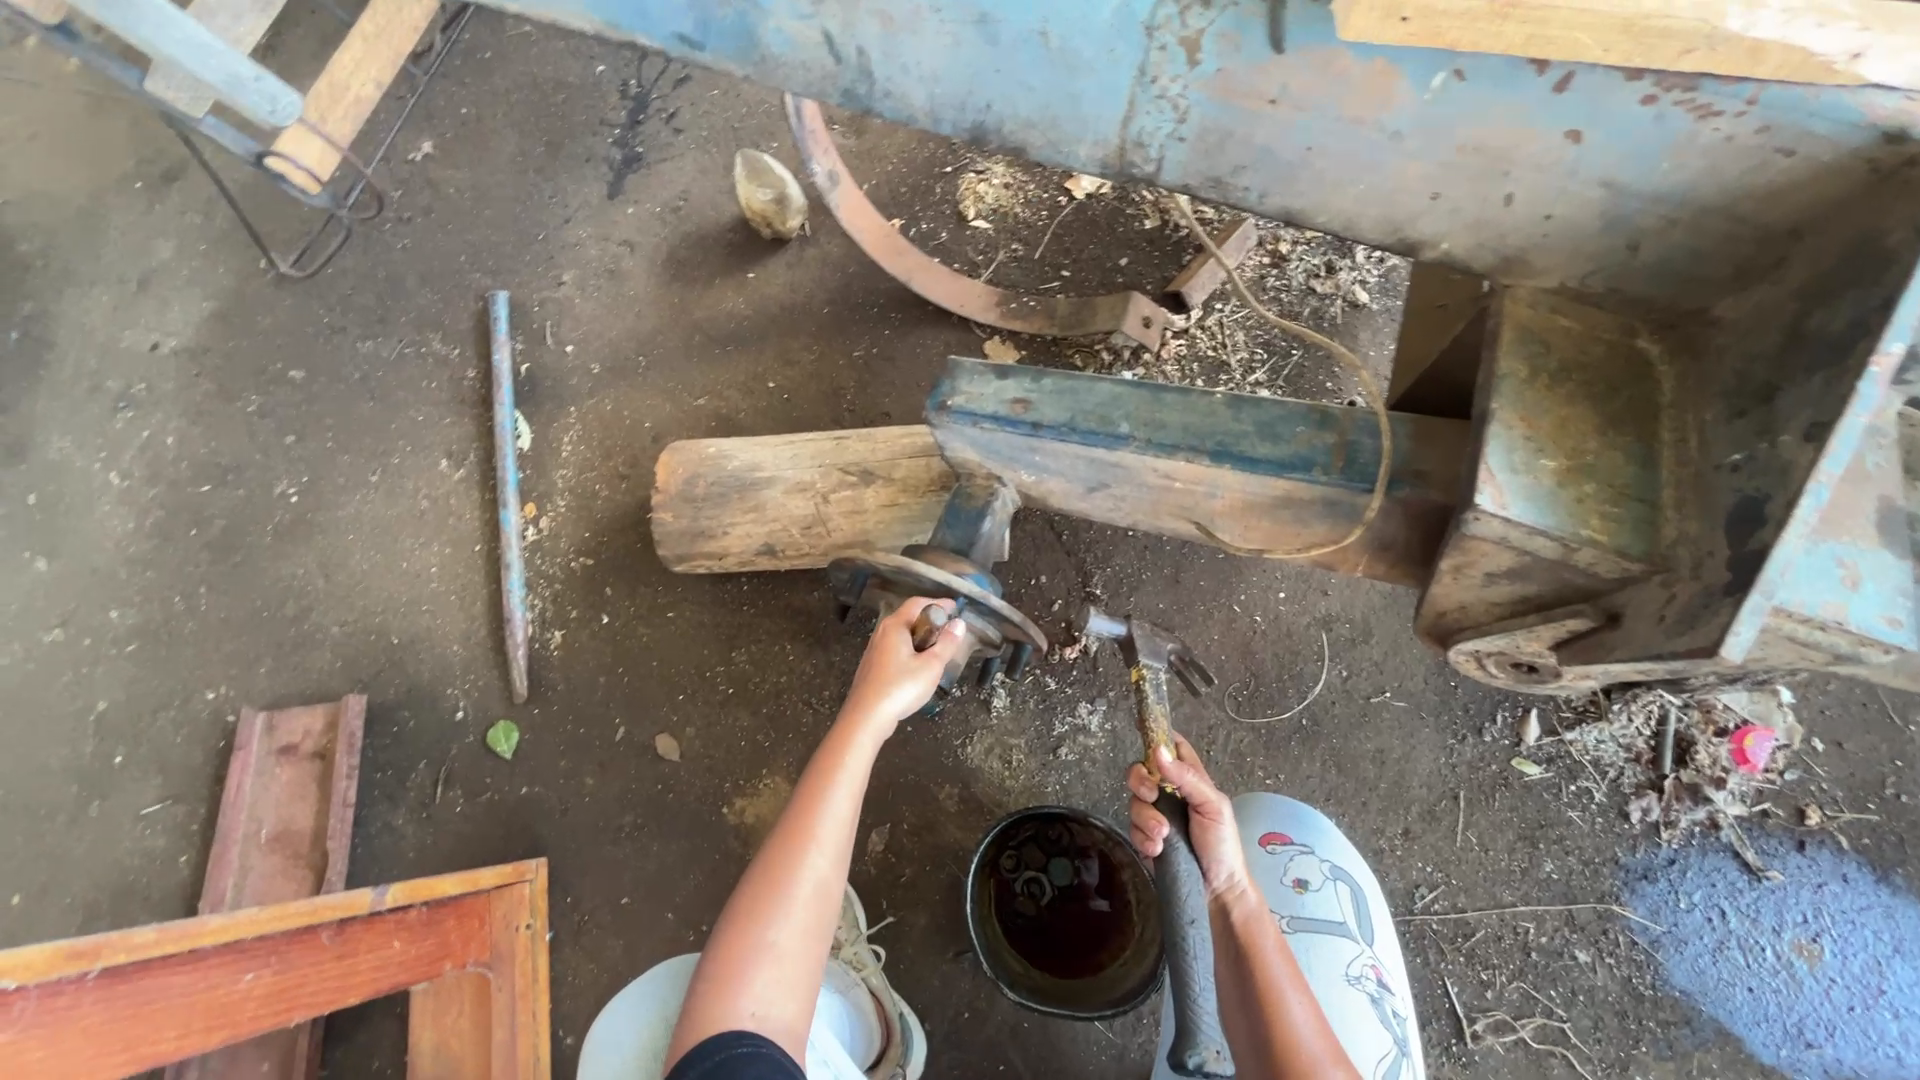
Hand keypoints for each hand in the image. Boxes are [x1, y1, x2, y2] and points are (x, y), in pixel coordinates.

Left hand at [838, 597, 968, 737]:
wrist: (866, 716)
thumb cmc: (901, 687)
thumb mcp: (931, 666)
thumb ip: (947, 643)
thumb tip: (959, 623)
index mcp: (895, 626)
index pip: (917, 603)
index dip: (938, 603)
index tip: (955, 608)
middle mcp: (881, 632)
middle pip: (908, 617)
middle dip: (929, 620)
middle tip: (948, 630)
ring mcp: (874, 649)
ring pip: (901, 635)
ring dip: (920, 637)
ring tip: (937, 649)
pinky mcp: (872, 666)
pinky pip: (894, 648)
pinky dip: (910, 650)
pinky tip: (917, 666)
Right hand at [1126, 734, 1251, 900]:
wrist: (1217, 890)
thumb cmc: (1222, 844)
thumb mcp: (1213, 805)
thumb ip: (1187, 777)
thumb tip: (1158, 750)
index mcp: (1189, 779)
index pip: (1172, 747)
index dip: (1157, 736)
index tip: (1143, 731)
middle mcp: (1169, 793)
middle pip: (1141, 771)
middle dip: (1140, 781)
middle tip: (1151, 795)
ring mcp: (1155, 815)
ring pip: (1134, 802)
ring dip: (1146, 819)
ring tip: (1163, 836)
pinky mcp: (1145, 838)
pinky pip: (1132, 829)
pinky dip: (1143, 839)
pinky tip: (1158, 850)